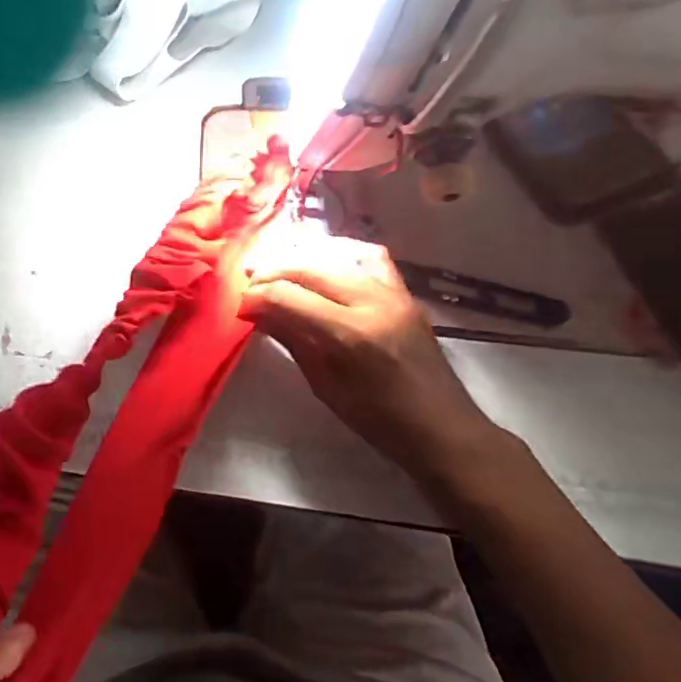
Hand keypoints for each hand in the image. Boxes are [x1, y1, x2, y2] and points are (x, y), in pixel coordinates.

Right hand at [240, 235, 506, 488]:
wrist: (440, 427)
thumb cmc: (378, 420)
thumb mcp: (325, 385)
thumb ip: (293, 340)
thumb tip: (257, 312)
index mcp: (350, 334)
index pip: (289, 296)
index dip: (258, 296)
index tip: (239, 306)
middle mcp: (372, 301)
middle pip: (309, 268)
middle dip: (272, 272)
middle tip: (249, 285)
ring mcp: (393, 292)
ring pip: (336, 256)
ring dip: (301, 260)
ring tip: (278, 272)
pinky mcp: (405, 292)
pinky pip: (369, 258)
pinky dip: (340, 254)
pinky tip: (323, 264)